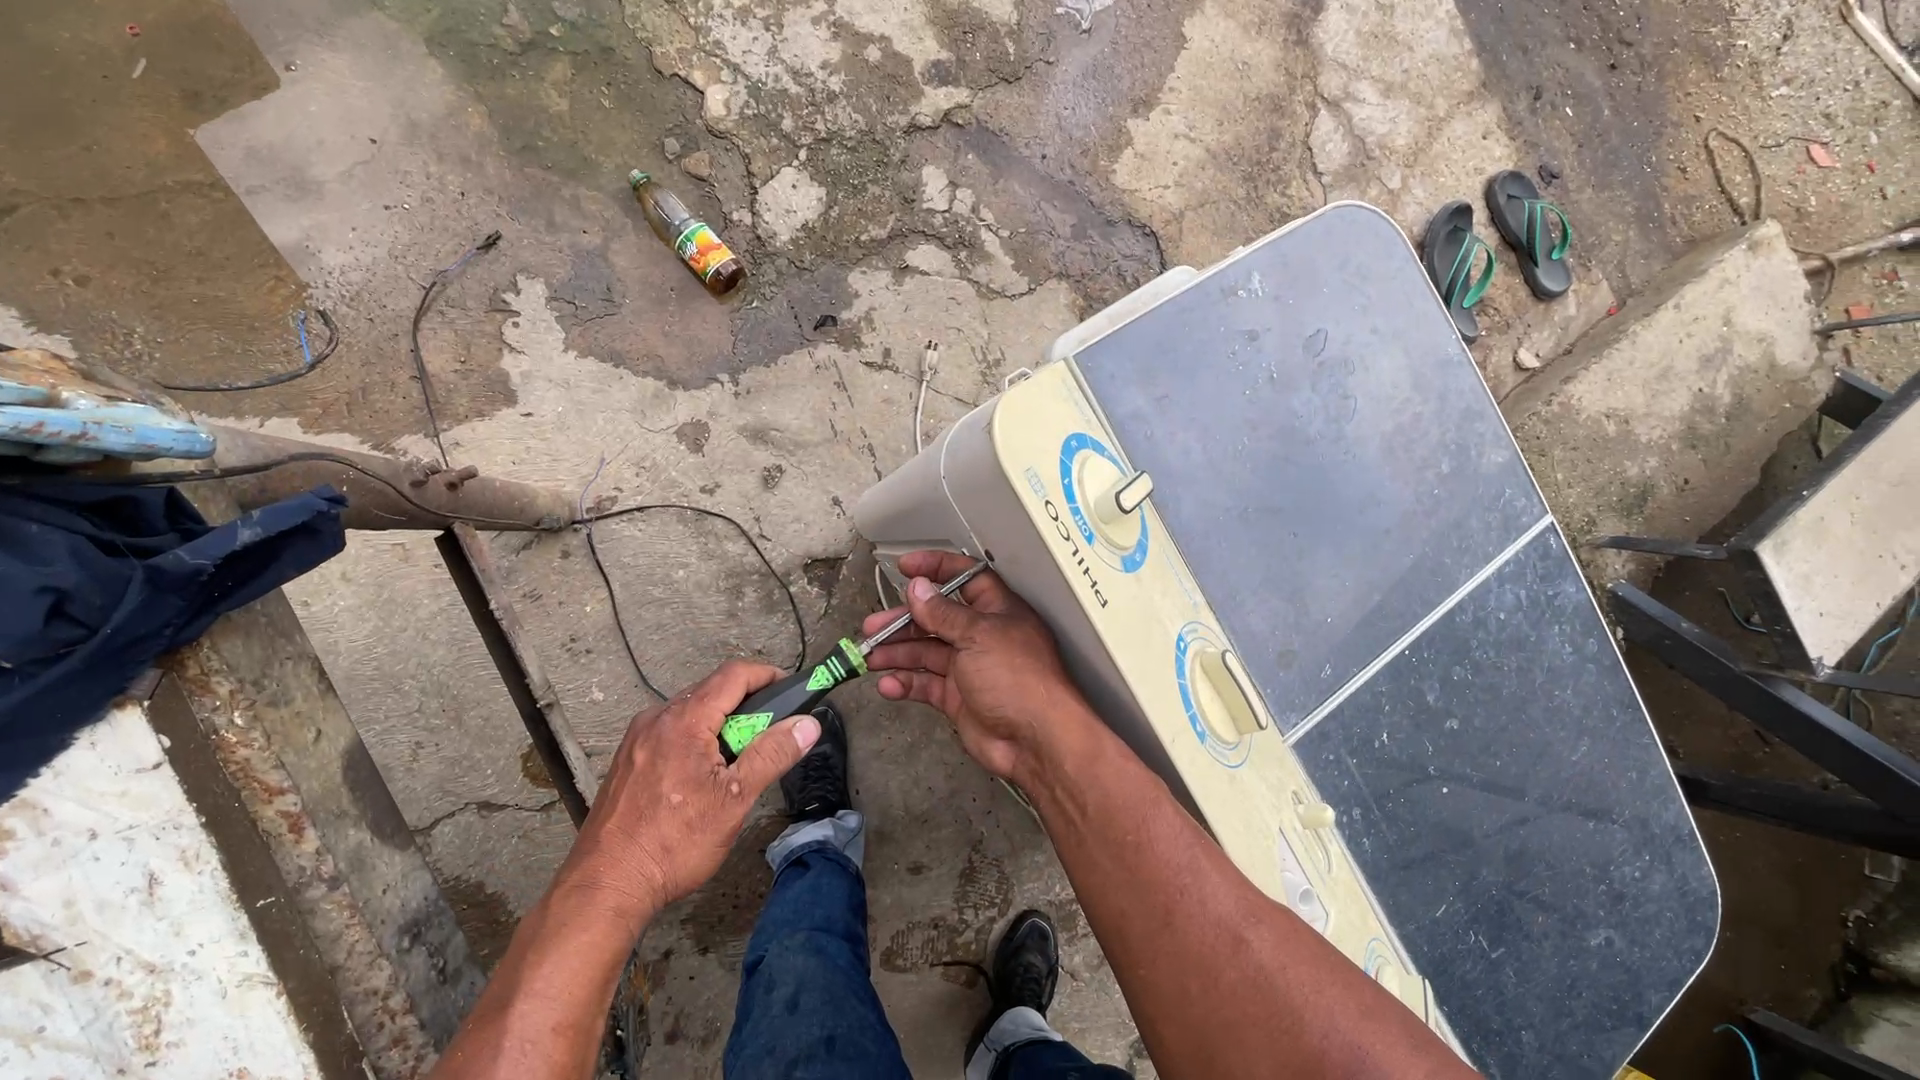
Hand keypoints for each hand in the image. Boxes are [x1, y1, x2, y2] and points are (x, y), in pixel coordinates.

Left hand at [560, 661, 818, 924]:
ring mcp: (637, 740)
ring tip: (740, 763)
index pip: (734, 674)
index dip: (768, 675)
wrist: (606, 884)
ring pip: (690, 714)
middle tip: (772, 736)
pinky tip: (703, 778)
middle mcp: (655, 719)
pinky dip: (697, 740)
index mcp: (683, 720)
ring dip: (722, 726)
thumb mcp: (734, 798)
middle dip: (747, 706)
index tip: (792, 690)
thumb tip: (807, 725)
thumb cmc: (673, 842)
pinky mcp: (627, 761)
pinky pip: (670, 734)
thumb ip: (772, 754)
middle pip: (711, 691)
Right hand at [862, 550, 1094, 782]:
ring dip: (897, 653)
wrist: (1035, 741)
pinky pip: (926, 684)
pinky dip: (905, 683)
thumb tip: (919, 590)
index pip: (965, 578)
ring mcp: (970, 669)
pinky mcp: (959, 698)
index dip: (937, 568)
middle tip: (874, 625)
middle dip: (903, 621)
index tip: (907, 567)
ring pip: (926, 652)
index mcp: (997, 611)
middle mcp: (983, 637)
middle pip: (936, 619)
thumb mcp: (979, 635)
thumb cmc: (1023, 682)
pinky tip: (889, 685)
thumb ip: (944, 612)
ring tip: (871, 656)